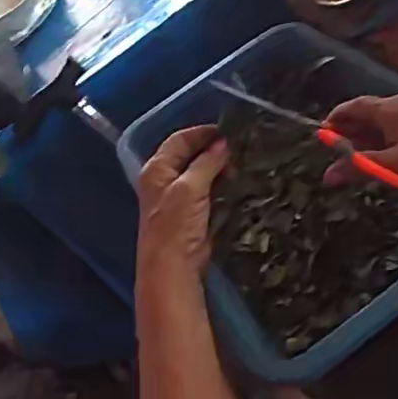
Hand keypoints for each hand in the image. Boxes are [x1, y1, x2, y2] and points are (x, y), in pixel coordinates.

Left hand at [136, 125, 229, 278]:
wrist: (172, 267)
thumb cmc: (176, 224)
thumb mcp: (190, 188)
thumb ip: (206, 163)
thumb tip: (222, 144)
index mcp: (156, 169)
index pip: (179, 140)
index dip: (202, 133)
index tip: (228, 131)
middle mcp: (163, 180)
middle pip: (188, 156)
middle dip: (212, 150)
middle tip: (238, 148)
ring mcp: (175, 198)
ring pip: (199, 173)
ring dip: (217, 168)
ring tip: (240, 164)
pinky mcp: (189, 214)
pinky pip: (205, 191)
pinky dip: (219, 185)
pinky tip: (236, 183)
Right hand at [321, 93, 397, 198]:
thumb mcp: (395, 167)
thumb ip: (359, 166)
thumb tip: (327, 174)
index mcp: (392, 107)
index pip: (353, 107)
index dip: (334, 122)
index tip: (321, 139)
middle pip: (370, 115)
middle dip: (352, 135)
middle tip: (338, 158)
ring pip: (388, 125)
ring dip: (372, 142)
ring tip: (363, 165)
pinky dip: (391, 144)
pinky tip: (392, 164)